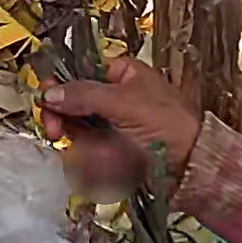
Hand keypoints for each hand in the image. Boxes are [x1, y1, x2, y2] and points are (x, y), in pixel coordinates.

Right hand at [41, 58, 201, 199]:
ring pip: (77, 130)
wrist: (195, 169)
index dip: (59, 87)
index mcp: (121, 74)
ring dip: (81, 143)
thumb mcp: (125, 103)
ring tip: (99, 154)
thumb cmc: (169, 125)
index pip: (78, 73)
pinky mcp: (112, 150)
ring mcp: (112, 124)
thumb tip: (48, 93)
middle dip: (64, 120)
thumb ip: (84, 95)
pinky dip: (92, 159)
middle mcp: (113, 97)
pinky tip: (108, 165)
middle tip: (55, 132)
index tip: (46, 101)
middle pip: (71, 104)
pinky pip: (88, 151)